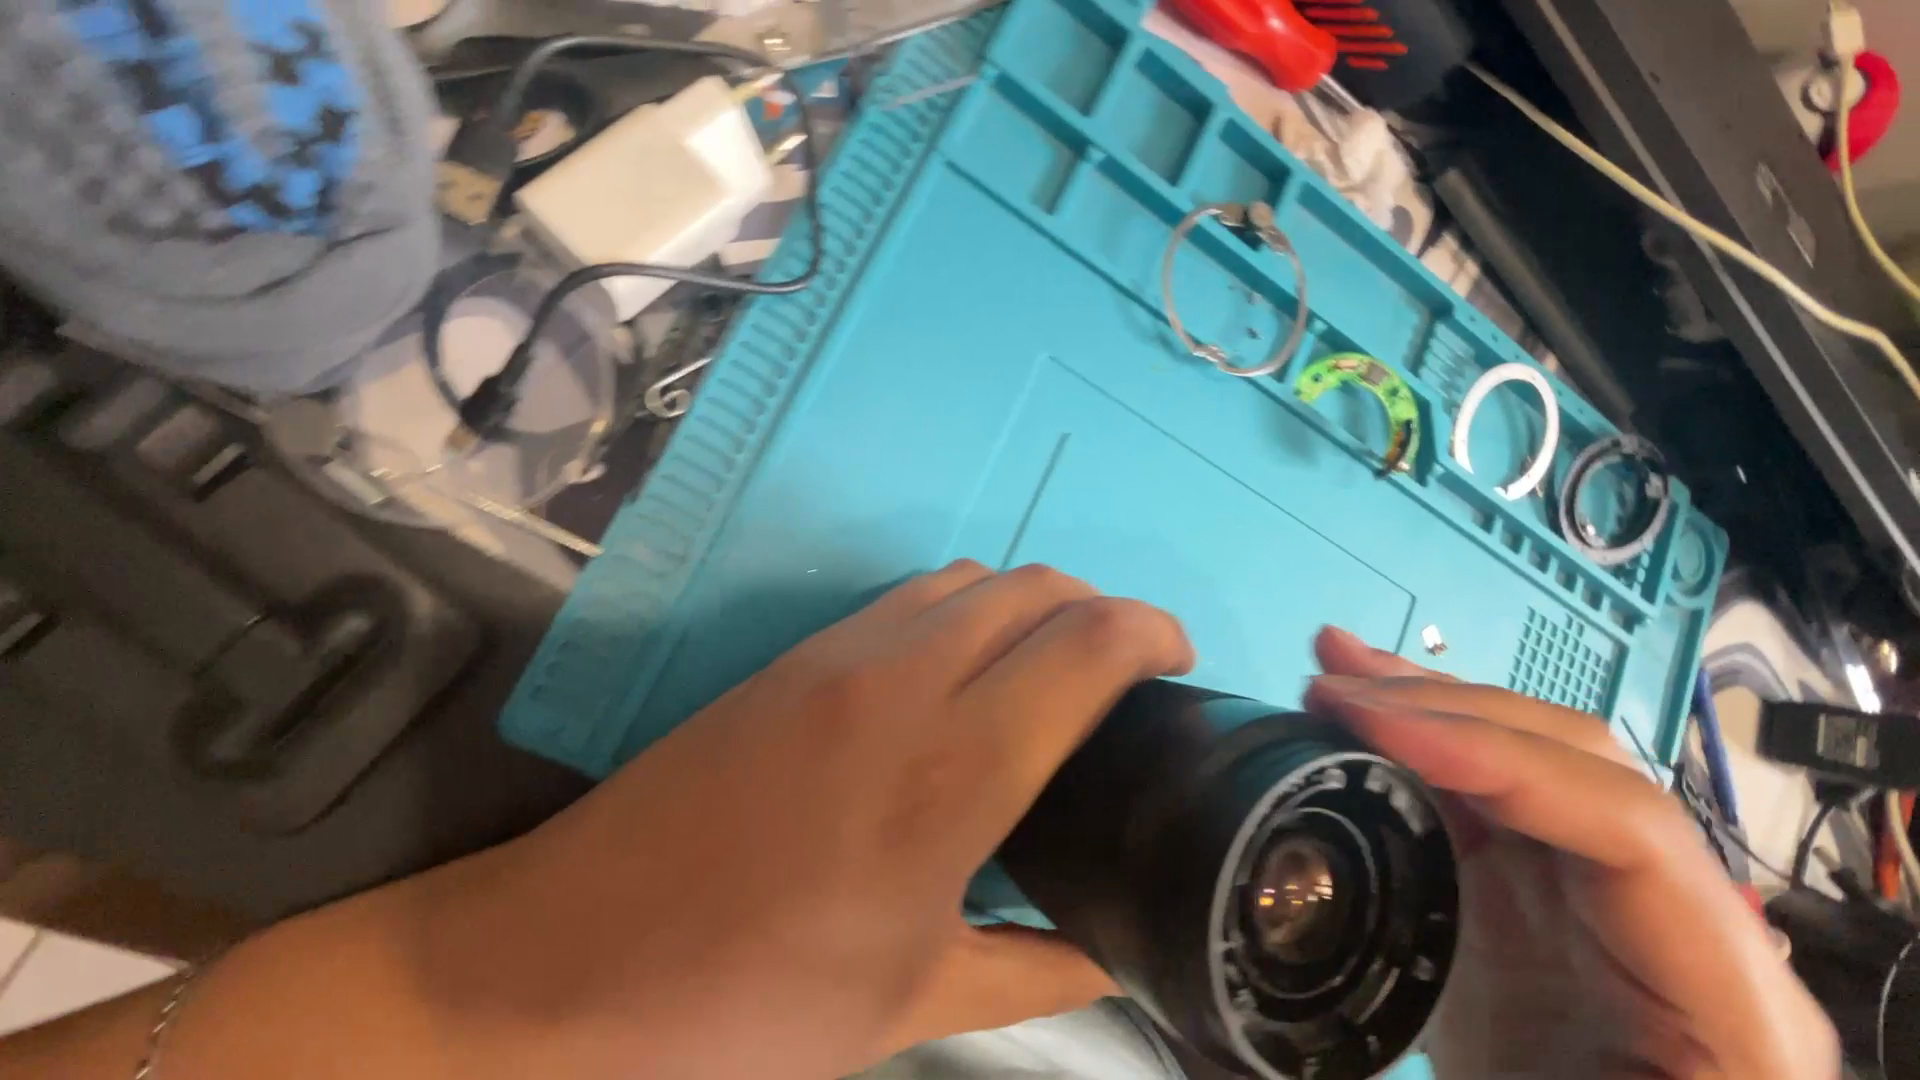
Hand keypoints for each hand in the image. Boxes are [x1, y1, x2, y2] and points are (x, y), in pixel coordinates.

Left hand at [437, 561, 1194, 1078]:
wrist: (562, 959)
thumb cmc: (747, 998)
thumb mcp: (908, 1003)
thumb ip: (1031, 973)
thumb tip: (1107, 955)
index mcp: (956, 767)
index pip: (1090, 643)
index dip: (1153, 633)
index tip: (1179, 663)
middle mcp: (906, 679)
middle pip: (1039, 588)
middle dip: (1103, 612)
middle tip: (1124, 674)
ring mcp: (839, 654)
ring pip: (971, 580)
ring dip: (1029, 605)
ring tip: (1045, 669)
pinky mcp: (790, 656)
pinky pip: (908, 599)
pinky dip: (963, 612)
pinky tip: (956, 675)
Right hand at [1307, 628, 1838, 1079]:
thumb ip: (1465, 1053)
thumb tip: (1344, 1018)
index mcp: (1717, 989)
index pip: (1620, 823)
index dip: (1493, 758)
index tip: (1369, 726)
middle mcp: (1669, 910)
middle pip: (1572, 762)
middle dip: (1440, 708)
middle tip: (1330, 688)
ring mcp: (1595, 884)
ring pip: (1520, 753)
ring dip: (1421, 698)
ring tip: (1334, 665)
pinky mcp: (1534, 879)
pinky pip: (1477, 783)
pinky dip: (1413, 734)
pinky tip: (1362, 710)